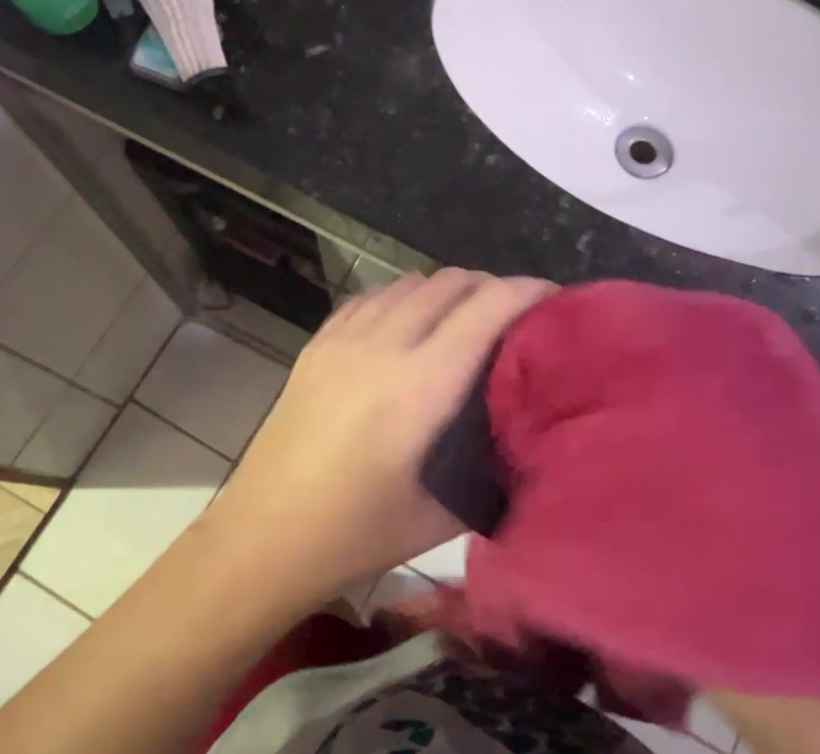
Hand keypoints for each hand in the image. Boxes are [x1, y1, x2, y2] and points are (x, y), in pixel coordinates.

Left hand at [201, 269, 555, 605]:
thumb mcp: (441, 516)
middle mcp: (383, 346)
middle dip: (492, 286)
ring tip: (465, 318)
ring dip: (447, 290)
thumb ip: (488, 468)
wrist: (263, 537)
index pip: (487, 308)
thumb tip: (523, 438)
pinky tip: (410, 325)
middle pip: (450, 282)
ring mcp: (343, 339)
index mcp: (420, 386)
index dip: (528, 291)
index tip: (555, 298)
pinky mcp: (316, 345)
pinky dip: (403, 298)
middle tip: (515, 316)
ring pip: (409, 282)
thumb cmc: (356, 535)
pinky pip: (372, 298)